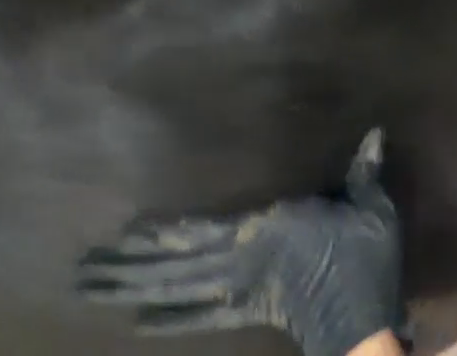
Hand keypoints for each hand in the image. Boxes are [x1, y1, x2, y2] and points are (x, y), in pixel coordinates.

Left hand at [78, 129, 403, 355]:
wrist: (361, 313)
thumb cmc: (367, 251)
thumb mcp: (372, 205)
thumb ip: (363, 174)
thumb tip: (374, 133)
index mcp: (269, 227)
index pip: (201, 231)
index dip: (159, 233)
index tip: (120, 233)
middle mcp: (243, 258)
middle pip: (175, 265)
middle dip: (126, 267)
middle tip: (81, 269)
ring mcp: (240, 289)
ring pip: (176, 290)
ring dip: (132, 291)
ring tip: (92, 289)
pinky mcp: (248, 312)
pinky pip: (200, 317)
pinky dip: (169, 321)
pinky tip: (136, 323)